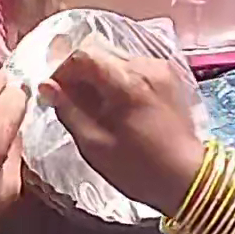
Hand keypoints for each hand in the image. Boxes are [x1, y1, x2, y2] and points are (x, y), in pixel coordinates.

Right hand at [43, 42, 205, 213]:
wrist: (188, 179)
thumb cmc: (138, 168)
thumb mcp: (94, 145)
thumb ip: (68, 110)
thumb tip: (46, 86)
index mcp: (127, 83)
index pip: (82, 56)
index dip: (61, 71)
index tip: (54, 93)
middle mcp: (146, 66)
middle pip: (99, 54)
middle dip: (79, 75)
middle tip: (70, 102)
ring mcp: (160, 69)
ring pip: (115, 60)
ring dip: (98, 78)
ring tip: (94, 107)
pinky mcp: (169, 76)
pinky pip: (132, 68)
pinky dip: (117, 81)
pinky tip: (115, 106)